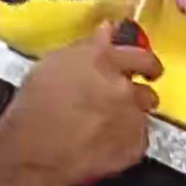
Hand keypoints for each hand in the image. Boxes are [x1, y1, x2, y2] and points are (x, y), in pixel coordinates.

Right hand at [0, 22, 160, 185]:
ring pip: (143, 114)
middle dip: (140, 93)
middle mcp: (124, 88)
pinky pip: (139, 138)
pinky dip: (127, 138)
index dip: (146, 61)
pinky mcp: (138, 145)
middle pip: (147, 89)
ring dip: (131, 116)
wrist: (41, 150)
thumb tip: (109, 35)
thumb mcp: (56, 64)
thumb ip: (89, 50)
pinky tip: (105, 141)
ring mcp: (134, 118)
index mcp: (102, 61)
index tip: (146, 66)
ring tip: (105, 124)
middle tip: (126, 100)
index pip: (142, 55)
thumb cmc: (38, 104)